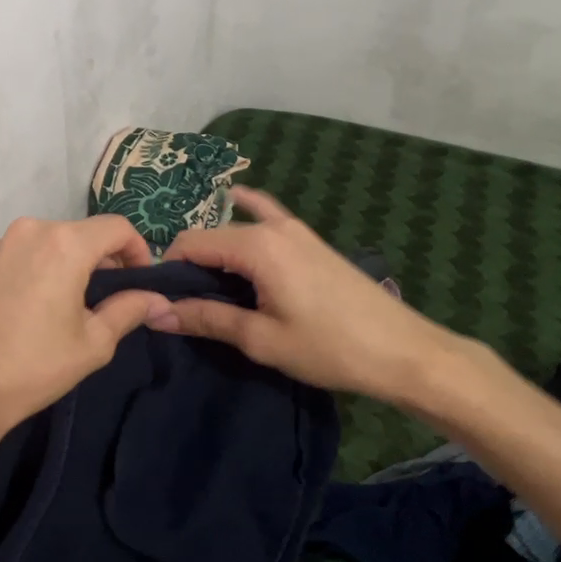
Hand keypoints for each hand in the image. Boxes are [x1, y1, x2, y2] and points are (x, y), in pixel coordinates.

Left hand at [0, 215, 173, 439]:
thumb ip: (129, 310)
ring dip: (71, 264)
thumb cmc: (35, 365)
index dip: (137, 251)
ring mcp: (1, 244)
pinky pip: (24, 254)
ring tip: (74, 307)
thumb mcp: (94, 342)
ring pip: (52, 242)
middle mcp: (31, 230)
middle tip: (110, 300)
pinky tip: (37, 308)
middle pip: (83, 233)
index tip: (140, 283)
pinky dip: (41, 269)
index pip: (116, 227)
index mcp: (64, 243)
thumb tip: (158, 299)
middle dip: (104, 260)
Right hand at [160, 187, 461, 401]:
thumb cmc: (331, 348)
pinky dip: (244, 215)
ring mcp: (294, 230)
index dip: (169, 270)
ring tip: (209, 289)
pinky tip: (235, 209)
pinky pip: (265, 217)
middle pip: (211, 236)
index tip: (162, 301)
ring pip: (235, 229)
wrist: (405, 352)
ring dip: (215, 252)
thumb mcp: (262, 339)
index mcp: (256, 246)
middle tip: (184, 305)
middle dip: (190, 264)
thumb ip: (206, 319)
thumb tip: (155, 313)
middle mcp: (272, 227)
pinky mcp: (309, 240)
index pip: (190, 244)